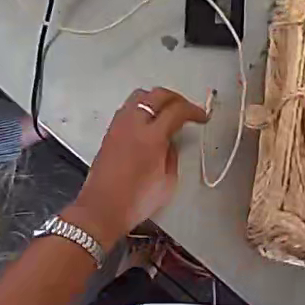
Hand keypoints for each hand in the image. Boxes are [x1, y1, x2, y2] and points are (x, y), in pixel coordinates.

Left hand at [64, 87, 208, 247]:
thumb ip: (173, 155)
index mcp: (151, 137)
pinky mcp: (109, 132)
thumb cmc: (137, 201)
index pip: (176, 110)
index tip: (202, 117)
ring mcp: (118, 126)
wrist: (102, 209)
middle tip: (187, 110)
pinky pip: (128, 108)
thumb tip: (171, 142)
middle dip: (176, 99)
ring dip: (156, 99)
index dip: (193, 110)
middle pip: (157, 95)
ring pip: (139, 96)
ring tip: (168, 113)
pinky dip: (142, 107)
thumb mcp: (168, 181)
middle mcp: (133, 124)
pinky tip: (149, 122)